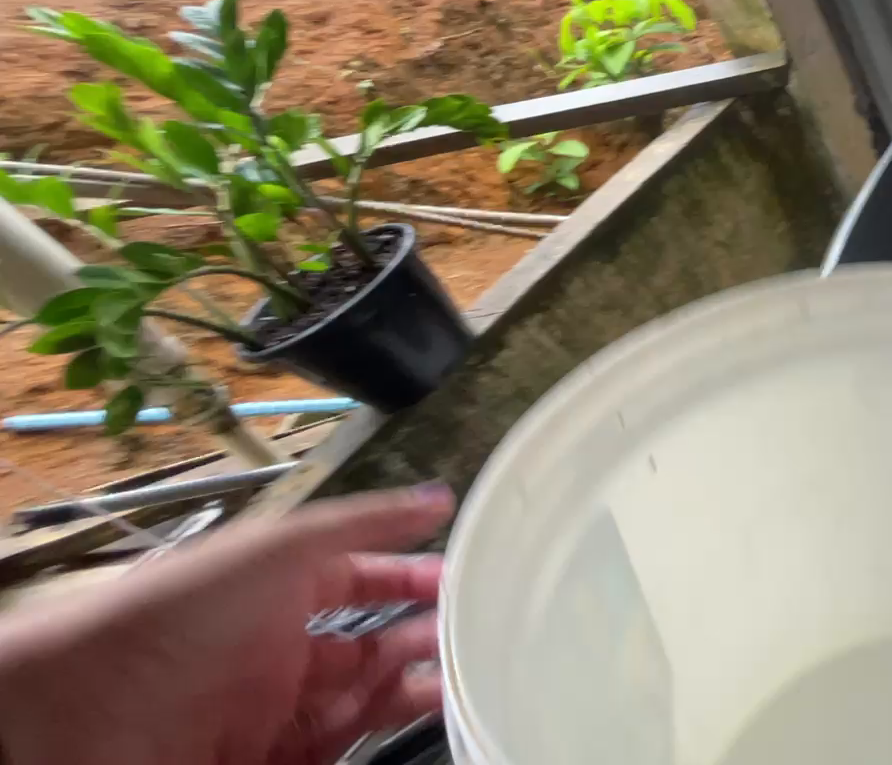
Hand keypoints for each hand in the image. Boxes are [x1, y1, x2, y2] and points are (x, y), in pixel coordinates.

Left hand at [0, 484, 454, 764]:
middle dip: (423, 634)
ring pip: (362, 699)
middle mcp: (276, 654)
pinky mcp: (266, 763)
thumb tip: (441, 497)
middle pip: (368, 644)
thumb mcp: (281, 547)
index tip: (463, 573)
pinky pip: (339, 746)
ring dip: (414, 683)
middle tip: (475, 627)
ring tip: (462, 671)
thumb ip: (366, 522)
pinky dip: (382, 728)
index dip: (412, 575)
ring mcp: (269, 714)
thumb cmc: (176, 618)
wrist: (71, 726)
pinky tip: (420, 709)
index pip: (362, 579)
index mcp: (277, 595)